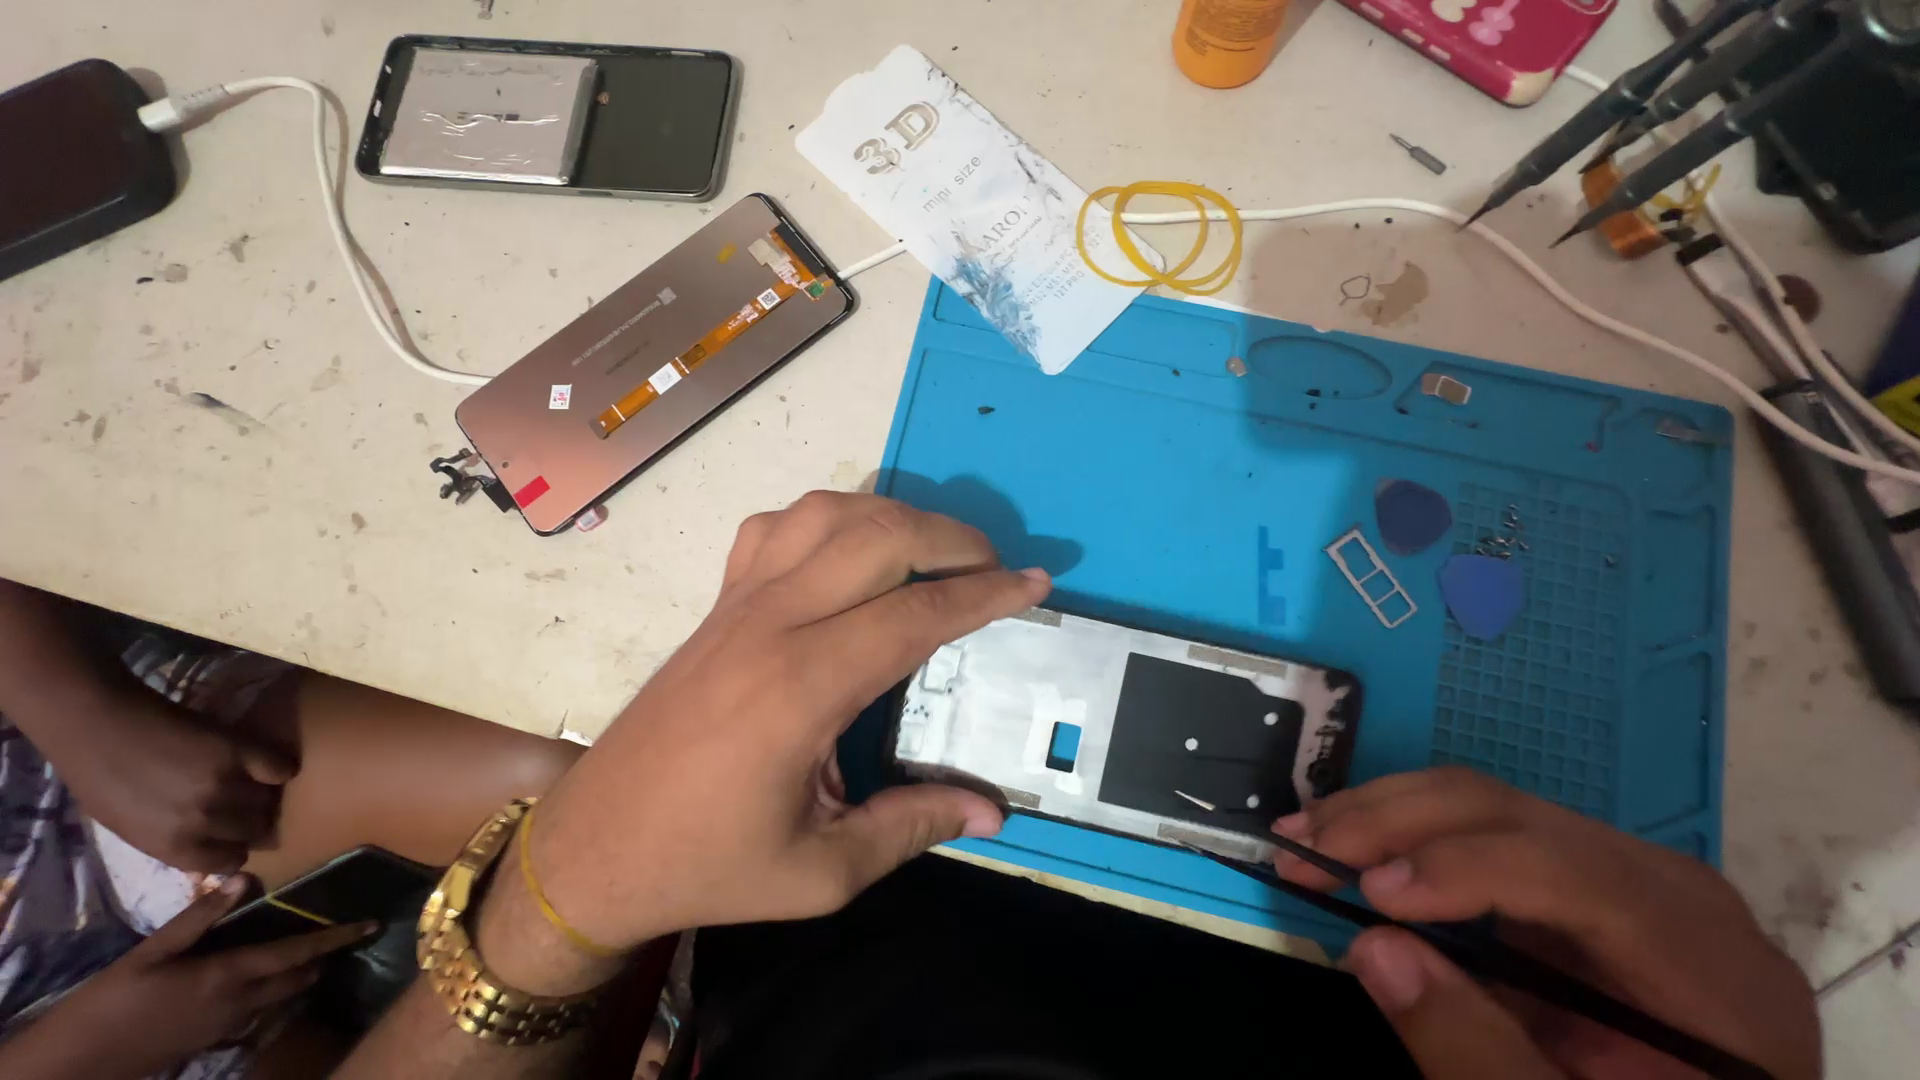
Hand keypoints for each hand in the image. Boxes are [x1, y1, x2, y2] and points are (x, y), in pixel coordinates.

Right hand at [0, 876, 374, 1079]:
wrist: (70, 1068)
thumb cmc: (107, 1004)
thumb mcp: (150, 953)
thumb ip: (199, 916)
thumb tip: (243, 877)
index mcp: (230, 974)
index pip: (300, 952)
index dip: (339, 938)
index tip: (373, 925)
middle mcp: (241, 1001)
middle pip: (300, 977)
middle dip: (324, 957)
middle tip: (342, 935)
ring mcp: (227, 1025)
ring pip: (282, 997)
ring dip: (300, 977)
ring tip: (313, 954)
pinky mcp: (211, 1040)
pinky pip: (258, 1014)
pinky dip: (273, 995)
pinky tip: (266, 982)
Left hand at [55, 685, 295, 871]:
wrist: (100, 732)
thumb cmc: (104, 785)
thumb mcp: (130, 829)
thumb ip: (175, 842)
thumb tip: (212, 852)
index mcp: (170, 845)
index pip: (230, 861)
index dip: (237, 849)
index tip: (237, 838)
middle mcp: (203, 820)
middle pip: (257, 829)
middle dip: (257, 822)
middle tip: (252, 809)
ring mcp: (225, 785)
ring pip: (270, 800)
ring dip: (267, 795)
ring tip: (257, 785)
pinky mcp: (241, 752)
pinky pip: (282, 770)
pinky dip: (280, 770)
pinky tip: (266, 766)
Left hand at [487, 493, 1049, 989]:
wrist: (594, 845)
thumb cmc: (707, 863)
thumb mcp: (820, 872)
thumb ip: (912, 828)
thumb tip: (992, 811)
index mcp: (802, 687)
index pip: (914, 615)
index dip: (984, 595)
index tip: (1033, 584)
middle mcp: (771, 623)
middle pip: (878, 539)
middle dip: (952, 540)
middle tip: (994, 566)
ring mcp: (737, 602)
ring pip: (826, 514)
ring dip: (892, 517)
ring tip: (933, 549)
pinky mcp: (715, 601)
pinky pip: (776, 528)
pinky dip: (828, 519)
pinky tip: (849, 551)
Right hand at [1272, 767, 1817, 1079]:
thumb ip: (1482, 1053)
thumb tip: (1369, 949)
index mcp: (1703, 960)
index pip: (1579, 874)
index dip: (1469, 869)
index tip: (1371, 896)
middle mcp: (1659, 884)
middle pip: (1511, 814)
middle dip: (1392, 825)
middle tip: (1299, 856)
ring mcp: (1604, 863)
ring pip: (1475, 799)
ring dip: (1375, 813)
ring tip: (1297, 838)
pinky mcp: (1555, 863)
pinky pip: (1466, 819)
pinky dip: (1392, 825)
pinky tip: (1341, 837)